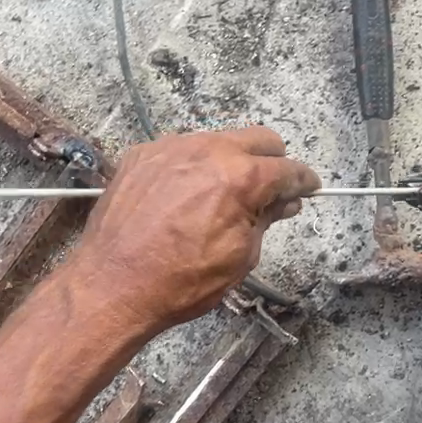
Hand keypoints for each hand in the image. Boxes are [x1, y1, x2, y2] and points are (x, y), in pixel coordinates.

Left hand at [64, 127, 318, 330]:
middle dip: (272, 161)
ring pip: (217, 140)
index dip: (303, 182)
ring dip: (229, 162)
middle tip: (269, 190)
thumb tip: (283, 202)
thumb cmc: (178, 281)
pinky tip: (183, 197)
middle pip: (258, 138)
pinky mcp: (142, 155)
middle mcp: (206, 151)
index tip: (307, 188)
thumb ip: (265, 219)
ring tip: (221, 197)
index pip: (287, 169)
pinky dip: (190, 167)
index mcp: (239, 177)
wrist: (114, 284)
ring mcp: (170, 148)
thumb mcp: (239, 257)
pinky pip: (179, 150)